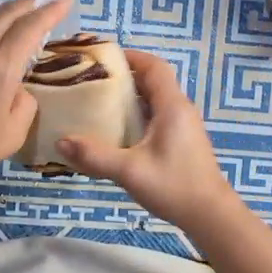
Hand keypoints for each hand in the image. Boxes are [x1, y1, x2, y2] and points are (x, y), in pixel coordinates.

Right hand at [55, 50, 241, 226]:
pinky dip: (137, 116)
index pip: (154, 66)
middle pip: (152, 81)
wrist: (210, 215)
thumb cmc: (174, 186)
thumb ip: (95, 156)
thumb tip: (61, 142)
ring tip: (98, 104)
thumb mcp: (130, 171)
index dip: (131, 57)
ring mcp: (183, 127)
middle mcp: (180, 110)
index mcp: (172, 106)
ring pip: (154, 101)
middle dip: (124, 77)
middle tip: (92, 81)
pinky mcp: (182, 142)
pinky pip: (157, 118)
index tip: (103, 58)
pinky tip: (117, 132)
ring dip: (130, 99)